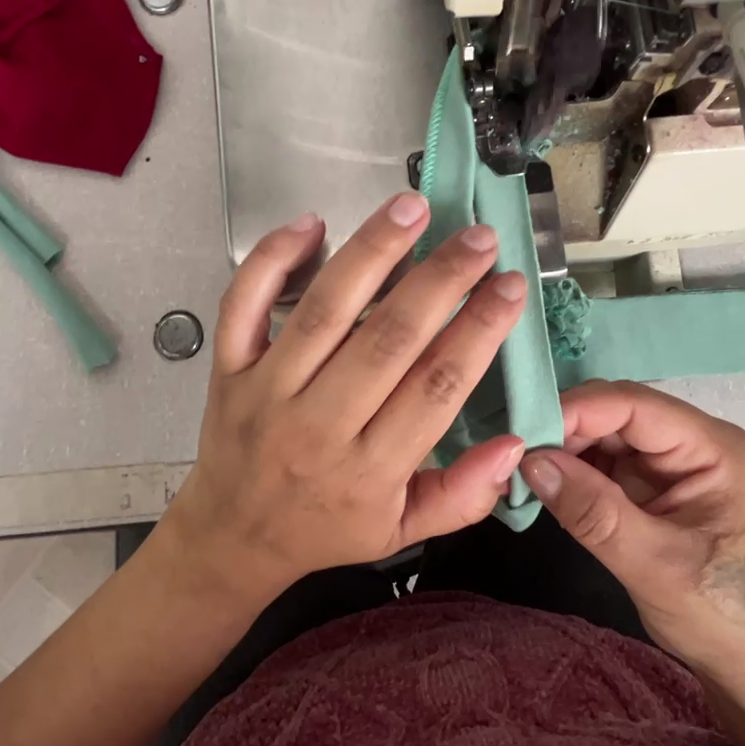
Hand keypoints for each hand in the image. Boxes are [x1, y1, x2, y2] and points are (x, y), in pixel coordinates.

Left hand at [159, 192, 528, 603]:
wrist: (233, 537)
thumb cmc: (327, 528)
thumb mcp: (403, 532)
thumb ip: (463, 495)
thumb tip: (515, 444)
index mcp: (369, 469)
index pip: (436, 387)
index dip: (479, 331)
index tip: (509, 285)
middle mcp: (318, 425)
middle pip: (388, 339)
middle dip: (441, 280)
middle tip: (478, 236)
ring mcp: (267, 392)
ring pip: (324, 311)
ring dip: (371, 252)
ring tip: (411, 208)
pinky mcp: (229, 369)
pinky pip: (244, 305)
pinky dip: (272, 260)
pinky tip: (311, 224)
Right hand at [519, 381, 744, 672]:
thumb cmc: (722, 616)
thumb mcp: (654, 566)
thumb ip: (593, 512)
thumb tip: (529, 461)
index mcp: (711, 447)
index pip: (632, 405)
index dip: (575, 410)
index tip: (522, 435)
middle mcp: (691, 442)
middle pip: (615, 413)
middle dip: (564, 429)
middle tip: (512, 457)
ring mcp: (670, 463)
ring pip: (603, 435)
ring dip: (562, 450)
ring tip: (519, 471)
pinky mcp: (651, 486)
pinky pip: (603, 463)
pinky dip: (571, 471)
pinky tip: (542, 485)